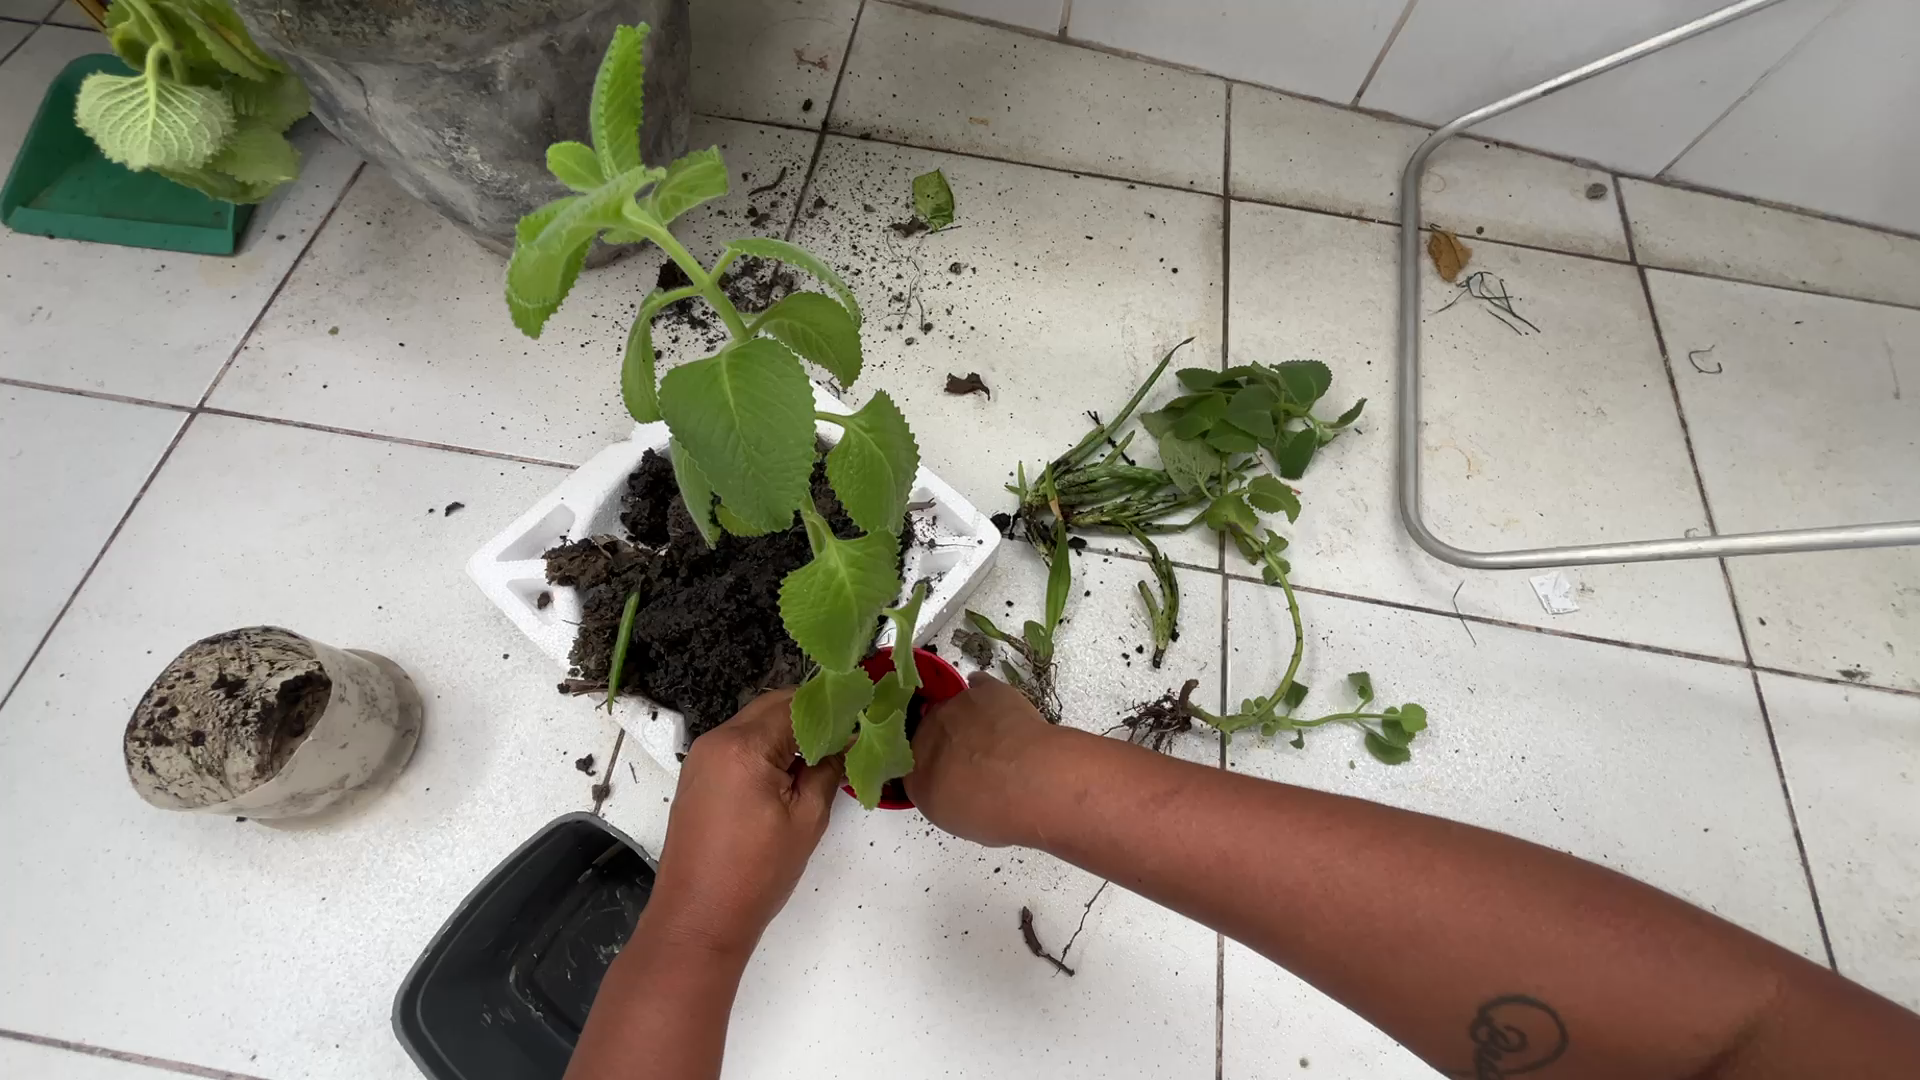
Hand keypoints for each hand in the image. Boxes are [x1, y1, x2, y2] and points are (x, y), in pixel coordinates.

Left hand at [642, 689, 839, 957]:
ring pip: (756, 723)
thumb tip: (849, 739)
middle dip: (810, 716)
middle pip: (772, 706)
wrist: (697, 921)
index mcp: (744, 747)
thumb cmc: (756, 873)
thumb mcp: (807, 818)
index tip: (860, 718)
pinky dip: (767, 747)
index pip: (796, 705)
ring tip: (823, 755)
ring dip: (788, 731)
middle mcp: (717, 740)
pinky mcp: (698, 775)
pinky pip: (739, 744)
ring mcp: (702, 756)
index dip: (832, 710)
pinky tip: (792, 771)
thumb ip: (830, 768)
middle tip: (846, 735)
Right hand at [905, 673, 1065, 847]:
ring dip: (969, 718)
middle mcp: (928, 733)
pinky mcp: (984, 691)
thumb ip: (942, 797)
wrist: (1025, 781)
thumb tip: (952, 787)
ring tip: (995, 737)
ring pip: (956, 707)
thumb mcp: (955, 818)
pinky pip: (979, 685)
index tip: (949, 774)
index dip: (933, 767)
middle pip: (931, 729)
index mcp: (916, 772)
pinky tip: (1000, 706)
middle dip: (948, 740)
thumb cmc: (993, 810)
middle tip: (974, 756)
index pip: (913, 764)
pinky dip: (987, 695)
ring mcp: (955, 707)